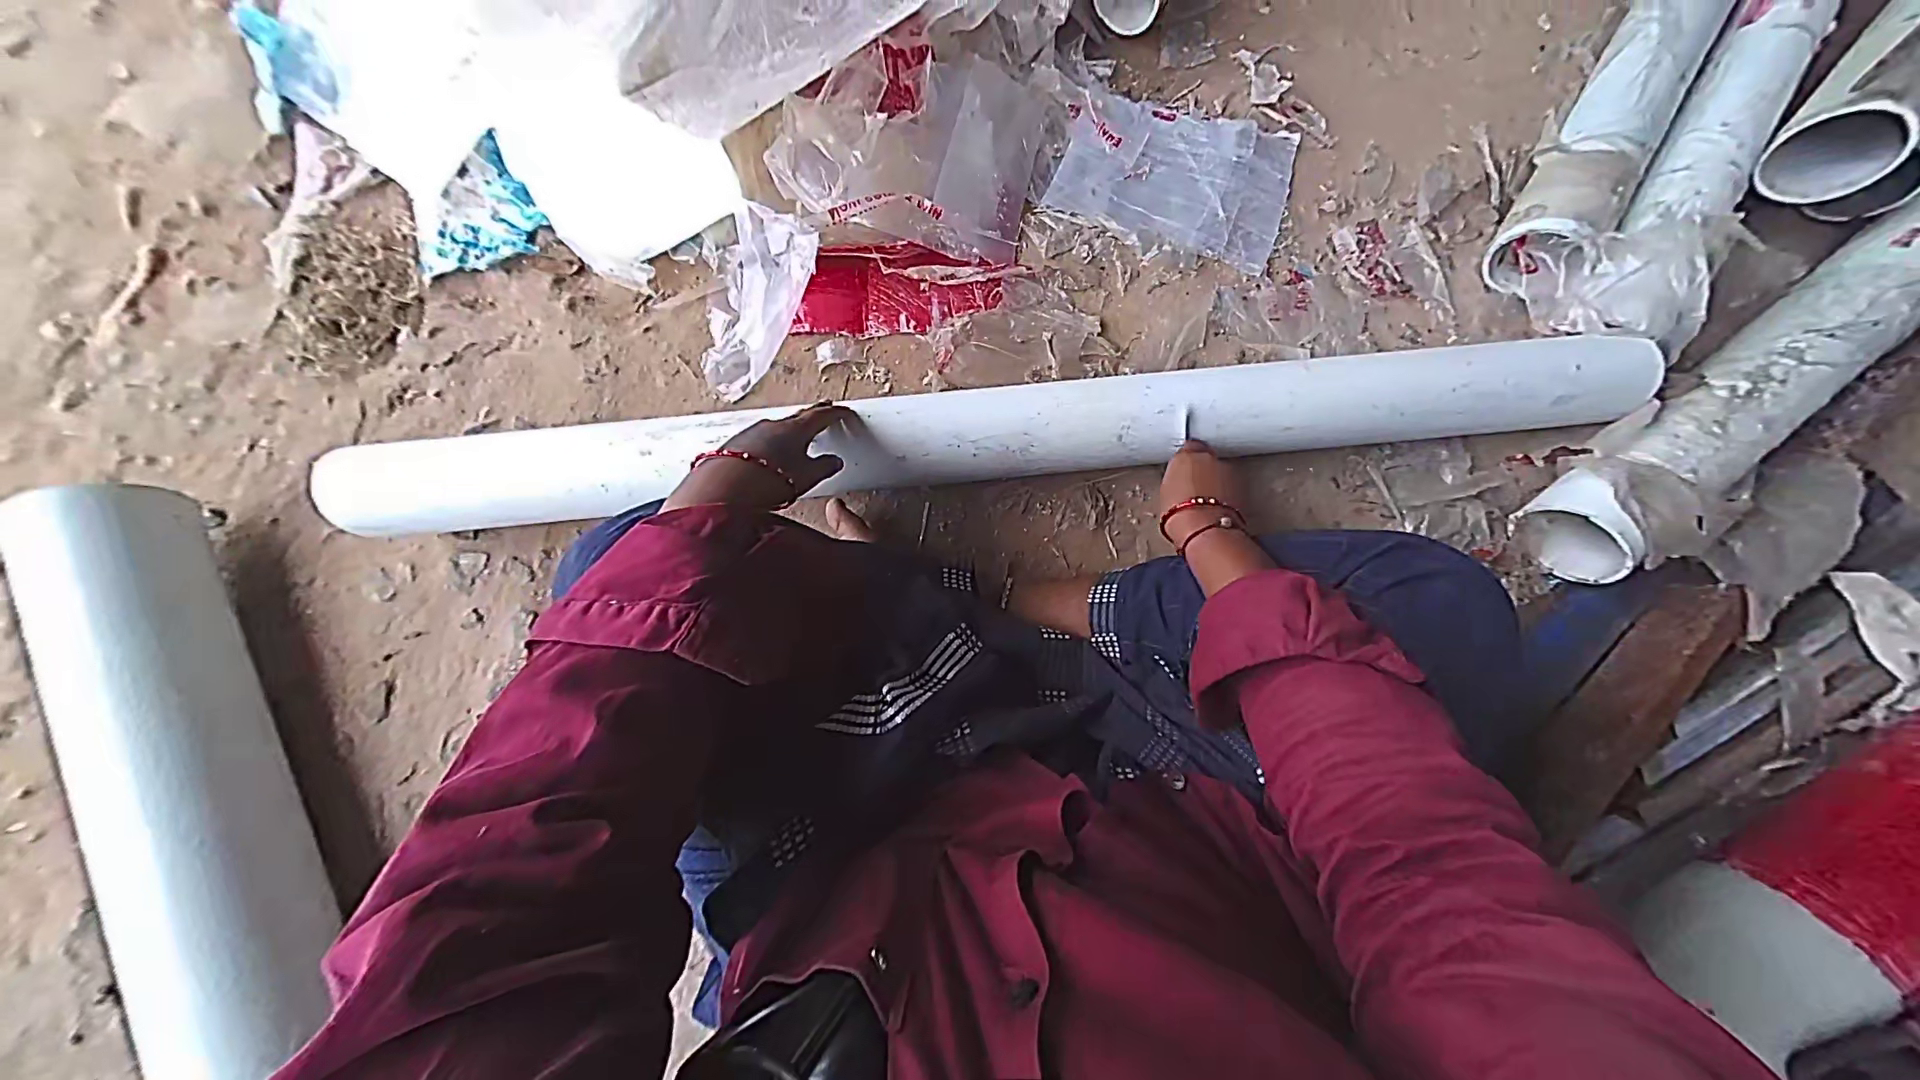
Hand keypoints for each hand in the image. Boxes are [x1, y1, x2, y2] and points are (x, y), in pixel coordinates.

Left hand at [663, 402, 856, 512]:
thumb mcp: (807, 477)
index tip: (844, 412)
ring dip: (791, 431)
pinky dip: (772, 442)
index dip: (836, 413)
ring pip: (779, 427)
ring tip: (800, 440)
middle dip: (814, 416)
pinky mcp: (737, 443)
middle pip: (799, 417)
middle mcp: (774, 424)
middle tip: (825, 413)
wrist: (725, 488)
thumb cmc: (767, 480)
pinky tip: (773, 455)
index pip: (822, 415)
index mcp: (797, 428)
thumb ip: (824, 466)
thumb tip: (833, 462)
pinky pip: (761, 439)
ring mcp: (753, 432)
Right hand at [1158, 439, 1274, 594]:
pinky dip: (1226, 491)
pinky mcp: (1241, 484)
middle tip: (1193, 486)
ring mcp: (1227, 469)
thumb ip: (1176, 478)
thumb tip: (1180, 482)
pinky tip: (1216, 505)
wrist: (1203, 527)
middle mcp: (1209, 456)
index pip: (1188, 448)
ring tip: (1205, 500)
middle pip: (1207, 457)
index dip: (1186, 460)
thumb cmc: (1180, 512)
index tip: (1183, 470)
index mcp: (1185, 455)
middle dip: (1203, 468)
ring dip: (1216, 480)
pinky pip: (1231, 484)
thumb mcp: (1166, 492)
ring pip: (1221, 470)